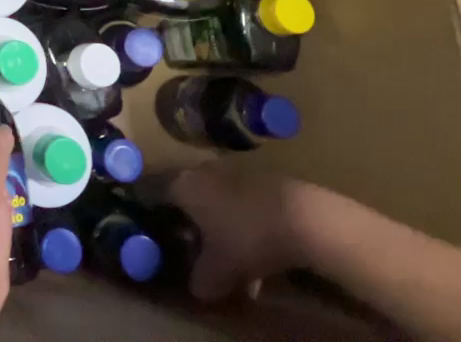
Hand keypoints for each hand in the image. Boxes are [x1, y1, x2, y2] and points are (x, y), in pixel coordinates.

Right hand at [168, 163, 311, 300]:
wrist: (302, 217)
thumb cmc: (245, 238)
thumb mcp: (218, 272)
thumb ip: (201, 280)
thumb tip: (197, 289)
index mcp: (182, 185)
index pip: (158, 196)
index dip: (159, 220)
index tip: (165, 239)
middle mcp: (202, 171)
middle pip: (191, 201)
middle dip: (196, 228)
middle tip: (201, 253)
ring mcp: (234, 171)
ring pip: (220, 203)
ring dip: (224, 230)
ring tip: (238, 264)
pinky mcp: (263, 179)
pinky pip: (244, 204)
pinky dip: (247, 225)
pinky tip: (262, 253)